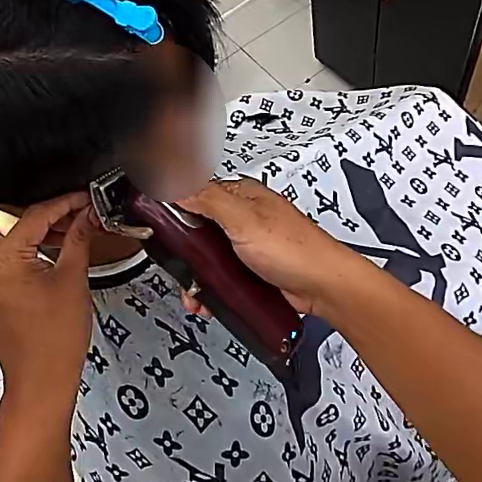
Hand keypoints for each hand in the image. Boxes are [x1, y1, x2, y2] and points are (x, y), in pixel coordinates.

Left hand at [0, 191, 94, 401]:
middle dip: (41, 215)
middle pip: (7, 220)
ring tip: (63, 237)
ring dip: (29, 232)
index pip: (32, 216)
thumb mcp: (73, 279)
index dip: (63, 204)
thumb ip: (78, 239)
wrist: (41, 378)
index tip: (82, 200)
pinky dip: (18, 252)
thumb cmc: (55, 340)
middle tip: (73, 216)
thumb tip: (86, 217)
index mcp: (2, 262)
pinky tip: (45, 257)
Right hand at [176, 177, 382, 317]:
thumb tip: (175, 182)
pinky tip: (210, 298)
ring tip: (195, 290)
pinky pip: (222, 276)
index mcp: (241, 195)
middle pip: (197, 228)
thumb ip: (208, 199)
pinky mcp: (251, 269)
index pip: (193, 191)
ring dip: (196, 275)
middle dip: (184, 251)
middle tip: (180, 266)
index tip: (156, 227)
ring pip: (208, 256)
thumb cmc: (298, 251)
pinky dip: (212, 288)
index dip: (172, 208)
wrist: (324, 287)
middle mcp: (244, 217)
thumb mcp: (244, 220)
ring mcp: (247, 244)